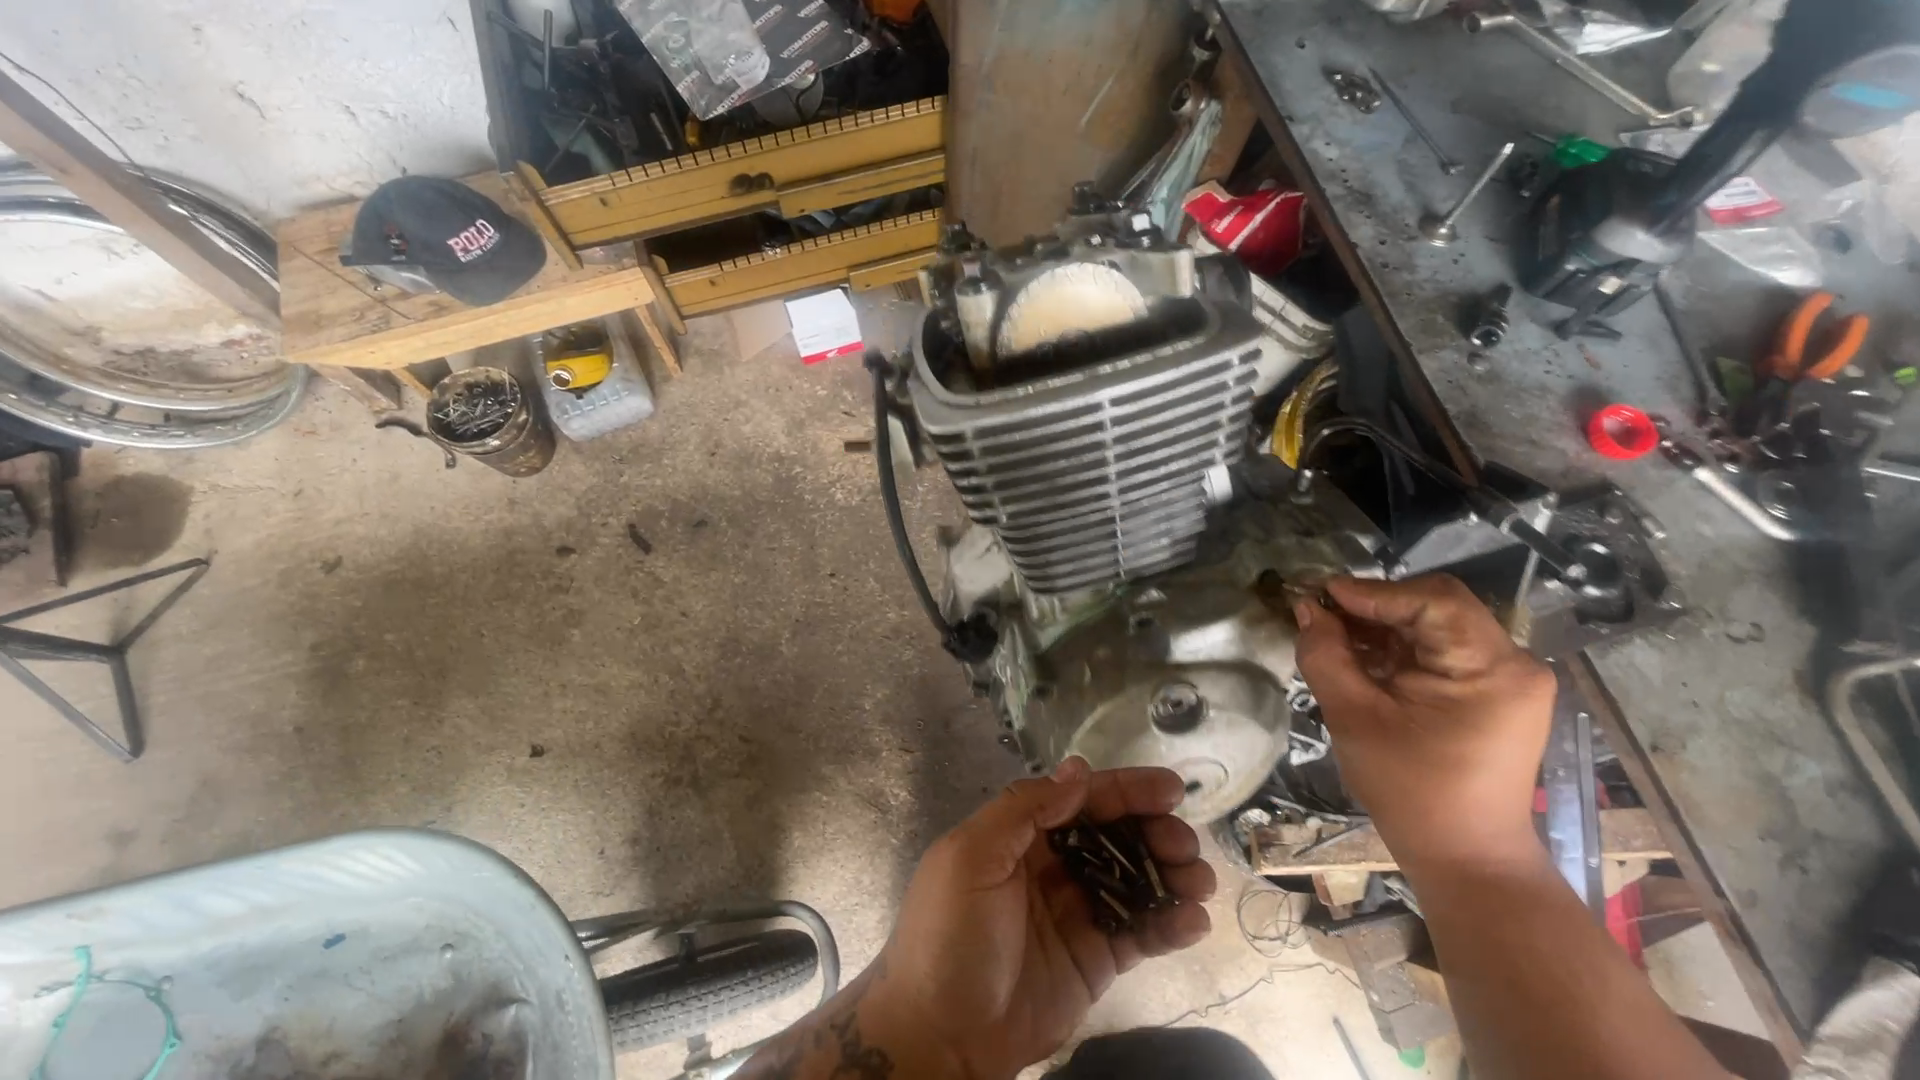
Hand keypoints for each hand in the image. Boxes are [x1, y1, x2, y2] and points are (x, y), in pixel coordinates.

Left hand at [874, 758, 1216, 1079]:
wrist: (943, 1034)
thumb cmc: (951, 935)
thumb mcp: (970, 857)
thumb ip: (1023, 809)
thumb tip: (1078, 770)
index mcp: (1020, 838)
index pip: (1080, 801)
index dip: (1125, 790)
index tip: (1172, 790)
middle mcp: (1052, 868)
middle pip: (1116, 837)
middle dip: (1155, 832)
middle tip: (1183, 846)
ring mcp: (1077, 913)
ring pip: (1136, 881)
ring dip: (1172, 875)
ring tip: (1199, 883)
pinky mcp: (1096, 959)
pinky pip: (1141, 932)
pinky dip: (1171, 923)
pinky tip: (1192, 922)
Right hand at [1293, 575, 1555, 871]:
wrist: (1466, 856)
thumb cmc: (1410, 790)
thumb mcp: (1354, 718)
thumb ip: (1326, 656)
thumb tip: (1307, 609)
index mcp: (1491, 666)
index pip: (1432, 599)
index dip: (1372, 591)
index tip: (1321, 593)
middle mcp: (1513, 662)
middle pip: (1439, 607)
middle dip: (1377, 607)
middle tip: (1324, 613)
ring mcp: (1510, 678)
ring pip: (1439, 627)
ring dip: (1386, 627)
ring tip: (1336, 636)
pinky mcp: (1498, 693)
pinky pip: (1446, 652)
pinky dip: (1404, 649)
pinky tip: (1366, 658)